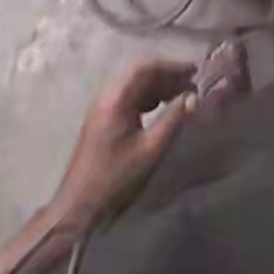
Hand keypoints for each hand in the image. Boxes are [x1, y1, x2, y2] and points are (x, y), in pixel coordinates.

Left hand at [48, 56, 195, 231]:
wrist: (79, 207)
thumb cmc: (116, 178)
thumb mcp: (150, 149)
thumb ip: (174, 119)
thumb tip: (195, 97)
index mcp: (116, 99)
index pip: (145, 67)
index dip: (172, 65)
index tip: (195, 72)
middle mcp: (107, 97)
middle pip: (140, 72)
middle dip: (168, 74)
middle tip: (192, 83)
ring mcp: (104, 108)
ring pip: (135, 84)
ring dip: (159, 85)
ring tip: (183, 94)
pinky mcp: (104, 119)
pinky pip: (130, 97)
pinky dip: (150, 97)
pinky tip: (164, 106)